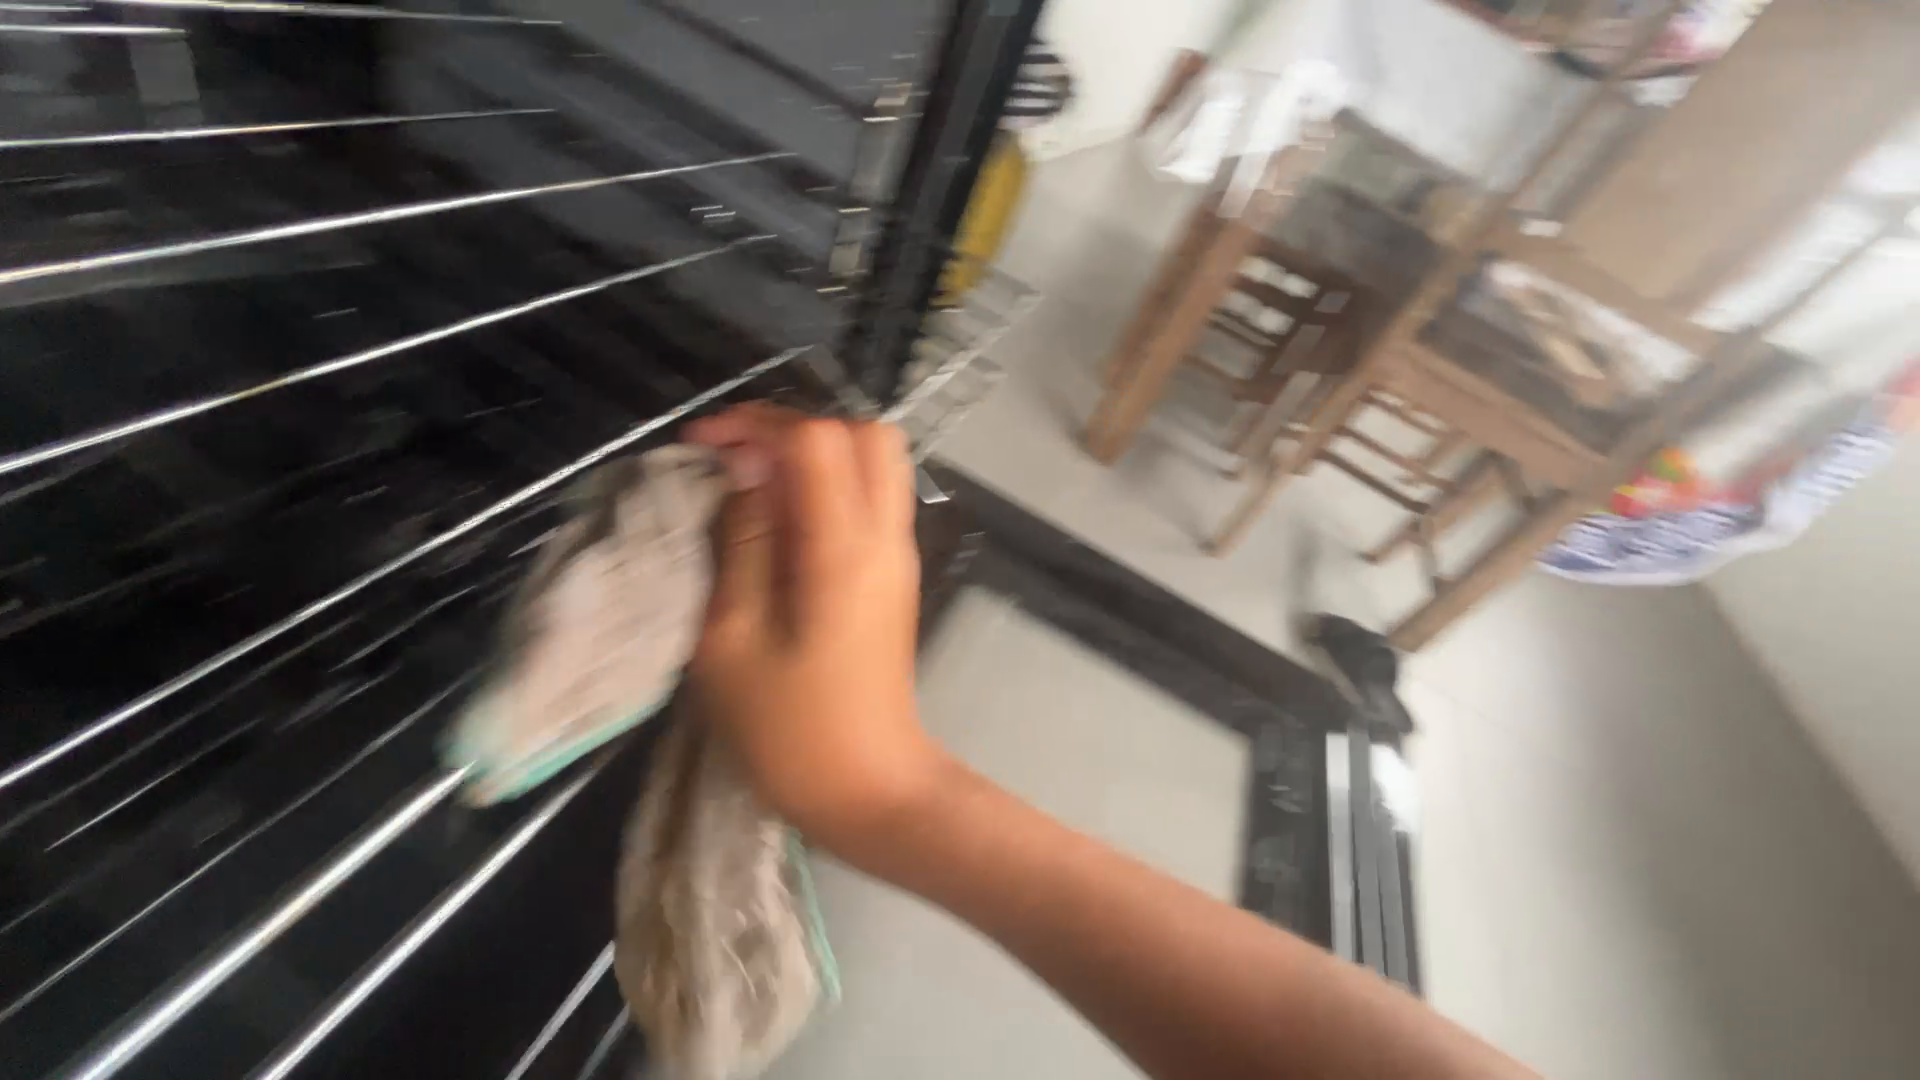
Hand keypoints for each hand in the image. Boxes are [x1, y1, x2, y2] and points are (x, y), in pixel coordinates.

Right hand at [683, 404, 946, 857]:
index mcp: (844, 551)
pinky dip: (830, 488)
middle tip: (737, 458)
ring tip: (753, 487)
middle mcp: (886, 539)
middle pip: (865, 433)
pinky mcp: (897, 576)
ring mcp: (900, 556)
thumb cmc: (789, 731)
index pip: (817, 439)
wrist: (869, 788)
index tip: (703, 445)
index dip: (757, 424)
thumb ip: (740, 542)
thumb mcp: (733, 639)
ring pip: (877, 463)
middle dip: (795, 428)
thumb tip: (745, 473)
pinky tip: (782, 522)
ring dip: (816, 456)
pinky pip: (873, 501)